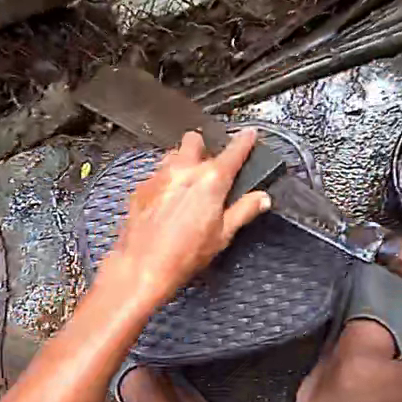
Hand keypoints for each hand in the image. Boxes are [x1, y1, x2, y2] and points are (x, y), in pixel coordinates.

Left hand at [103, 130, 270, 302]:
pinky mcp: (141, 188)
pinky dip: (164, 181)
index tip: (249, 135)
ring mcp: (159, 177)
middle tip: (210, 166)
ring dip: (182, 162)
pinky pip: (155, 174)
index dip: (245, 141)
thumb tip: (260, 199)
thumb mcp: (223, 235)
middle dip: (204, 147)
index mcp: (210, 180)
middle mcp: (183, 170)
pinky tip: (167, 201)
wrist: (142, 266)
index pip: (234, 151)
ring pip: (172, 155)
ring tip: (188, 185)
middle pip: (195, 140)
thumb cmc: (182, 255)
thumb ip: (244, 211)